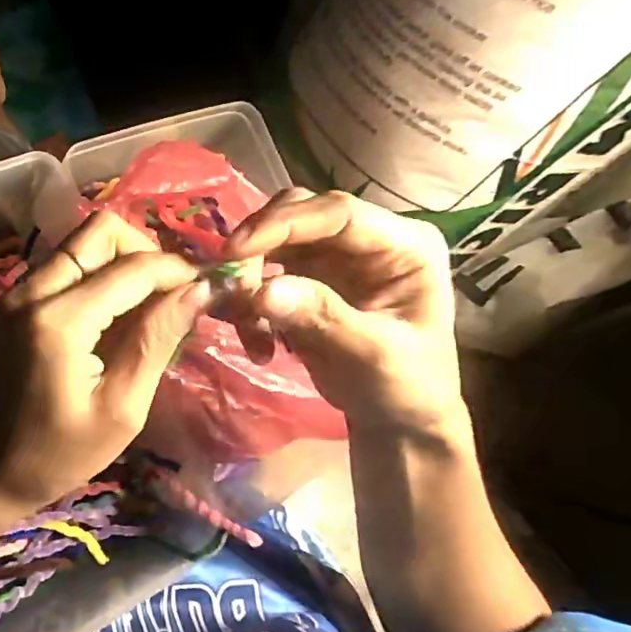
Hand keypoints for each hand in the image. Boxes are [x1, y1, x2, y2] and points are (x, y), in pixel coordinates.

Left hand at [0, 211, 207, 523]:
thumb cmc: (61, 454)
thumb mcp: (122, 408)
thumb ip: (158, 339)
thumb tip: (201, 288)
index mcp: (58, 321)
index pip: (133, 267)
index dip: (178, 271)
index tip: (208, 290)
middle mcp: (31, 290)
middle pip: (100, 230)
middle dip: (145, 252)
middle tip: (170, 296)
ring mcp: (17, 291)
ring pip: (83, 241)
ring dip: (123, 261)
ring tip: (149, 307)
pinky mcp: (15, 299)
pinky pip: (66, 263)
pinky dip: (99, 274)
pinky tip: (117, 314)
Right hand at [221, 189, 462, 435]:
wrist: (395, 418)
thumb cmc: (403, 386)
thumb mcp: (371, 355)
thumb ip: (321, 317)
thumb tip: (263, 290)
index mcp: (403, 245)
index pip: (338, 213)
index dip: (284, 224)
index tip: (235, 250)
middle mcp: (366, 239)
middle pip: (299, 213)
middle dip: (258, 245)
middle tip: (226, 280)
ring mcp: (334, 256)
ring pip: (273, 240)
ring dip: (248, 279)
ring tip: (248, 329)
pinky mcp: (307, 277)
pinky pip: (262, 273)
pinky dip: (249, 304)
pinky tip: (259, 344)